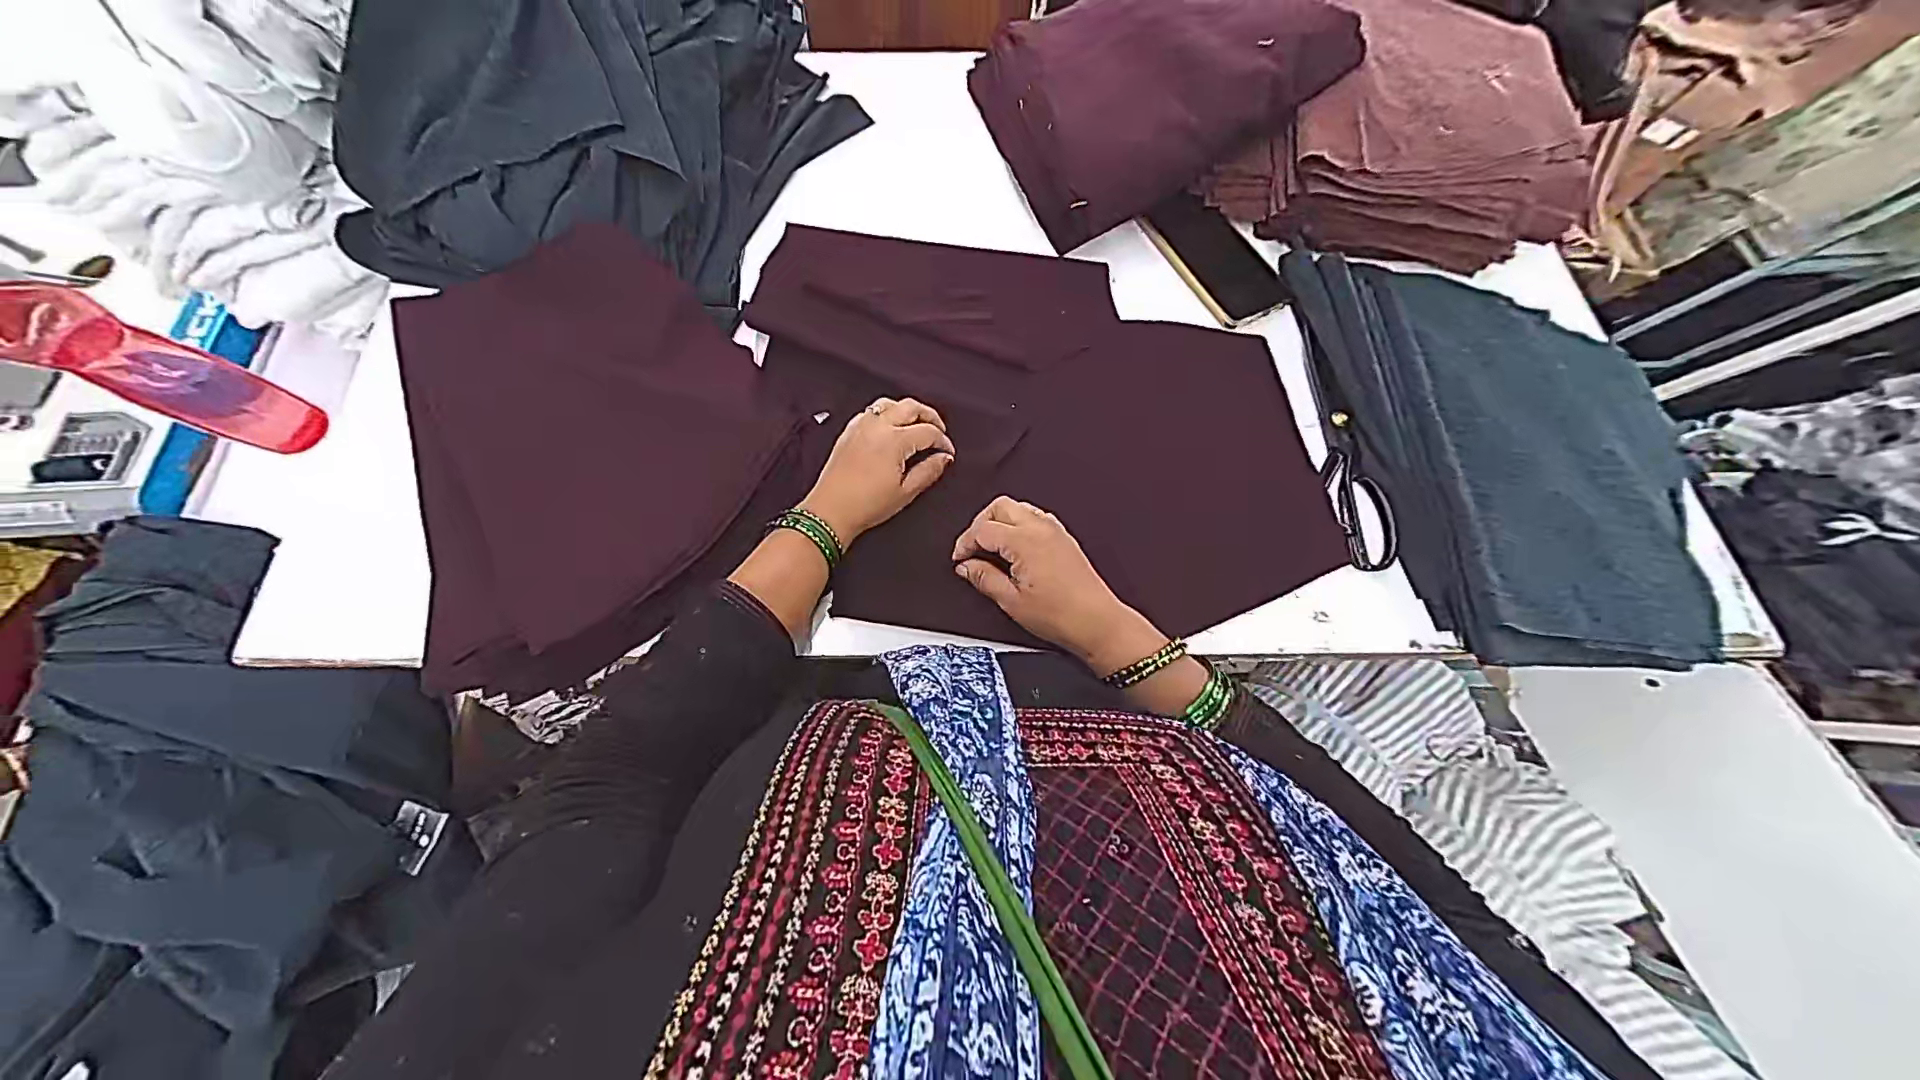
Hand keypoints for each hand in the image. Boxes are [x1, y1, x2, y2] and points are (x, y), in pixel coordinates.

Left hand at [798, 397, 955, 545]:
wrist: (831, 511)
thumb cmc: (864, 505)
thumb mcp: (906, 492)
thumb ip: (929, 471)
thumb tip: (943, 458)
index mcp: (894, 440)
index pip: (929, 431)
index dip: (943, 441)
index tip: (947, 452)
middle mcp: (877, 427)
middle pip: (912, 407)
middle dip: (930, 417)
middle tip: (939, 431)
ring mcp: (861, 426)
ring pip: (890, 403)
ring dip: (908, 411)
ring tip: (917, 425)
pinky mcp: (849, 431)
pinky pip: (872, 411)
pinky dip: (886, 414)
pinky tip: (891, 428)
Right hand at [951, 496, 1167, 673]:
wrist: (1097, 623)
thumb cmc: (1062, 615)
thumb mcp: (1011, 601)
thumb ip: (984, 578)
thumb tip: (967, 567)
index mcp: (1024, 541)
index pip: (983, 529)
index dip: (965, 543)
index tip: (960, 559)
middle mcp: (1041, 529)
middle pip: (999, 507)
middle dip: (980, 525)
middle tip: (972, 549)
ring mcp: (1055, 531)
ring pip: (1018, 508)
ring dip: (1000, 522)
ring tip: (991, 548)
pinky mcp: (1064, 539)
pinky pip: (1035, 518)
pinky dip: (1019, 526)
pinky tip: (1015, 550)